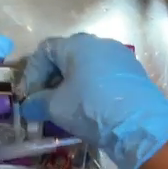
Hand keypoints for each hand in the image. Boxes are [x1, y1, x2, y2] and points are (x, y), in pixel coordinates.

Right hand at [20, 33, 167, 168]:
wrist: (138, 125)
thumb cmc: (89, 107)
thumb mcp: (55, 107)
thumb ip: (37, 103)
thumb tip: (28, 106)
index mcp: (77, 45)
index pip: (45, 50)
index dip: (32, 73)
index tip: (29, 96)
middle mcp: (100, 43)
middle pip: (67, 57)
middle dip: (52, 79)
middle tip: (45, 101)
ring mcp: (120, 57)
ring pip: (87, 67)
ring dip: (72, 85)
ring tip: (66, 107)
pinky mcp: (134, 73)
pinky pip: (104, 76)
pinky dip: (91, 89)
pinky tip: (89, 108)